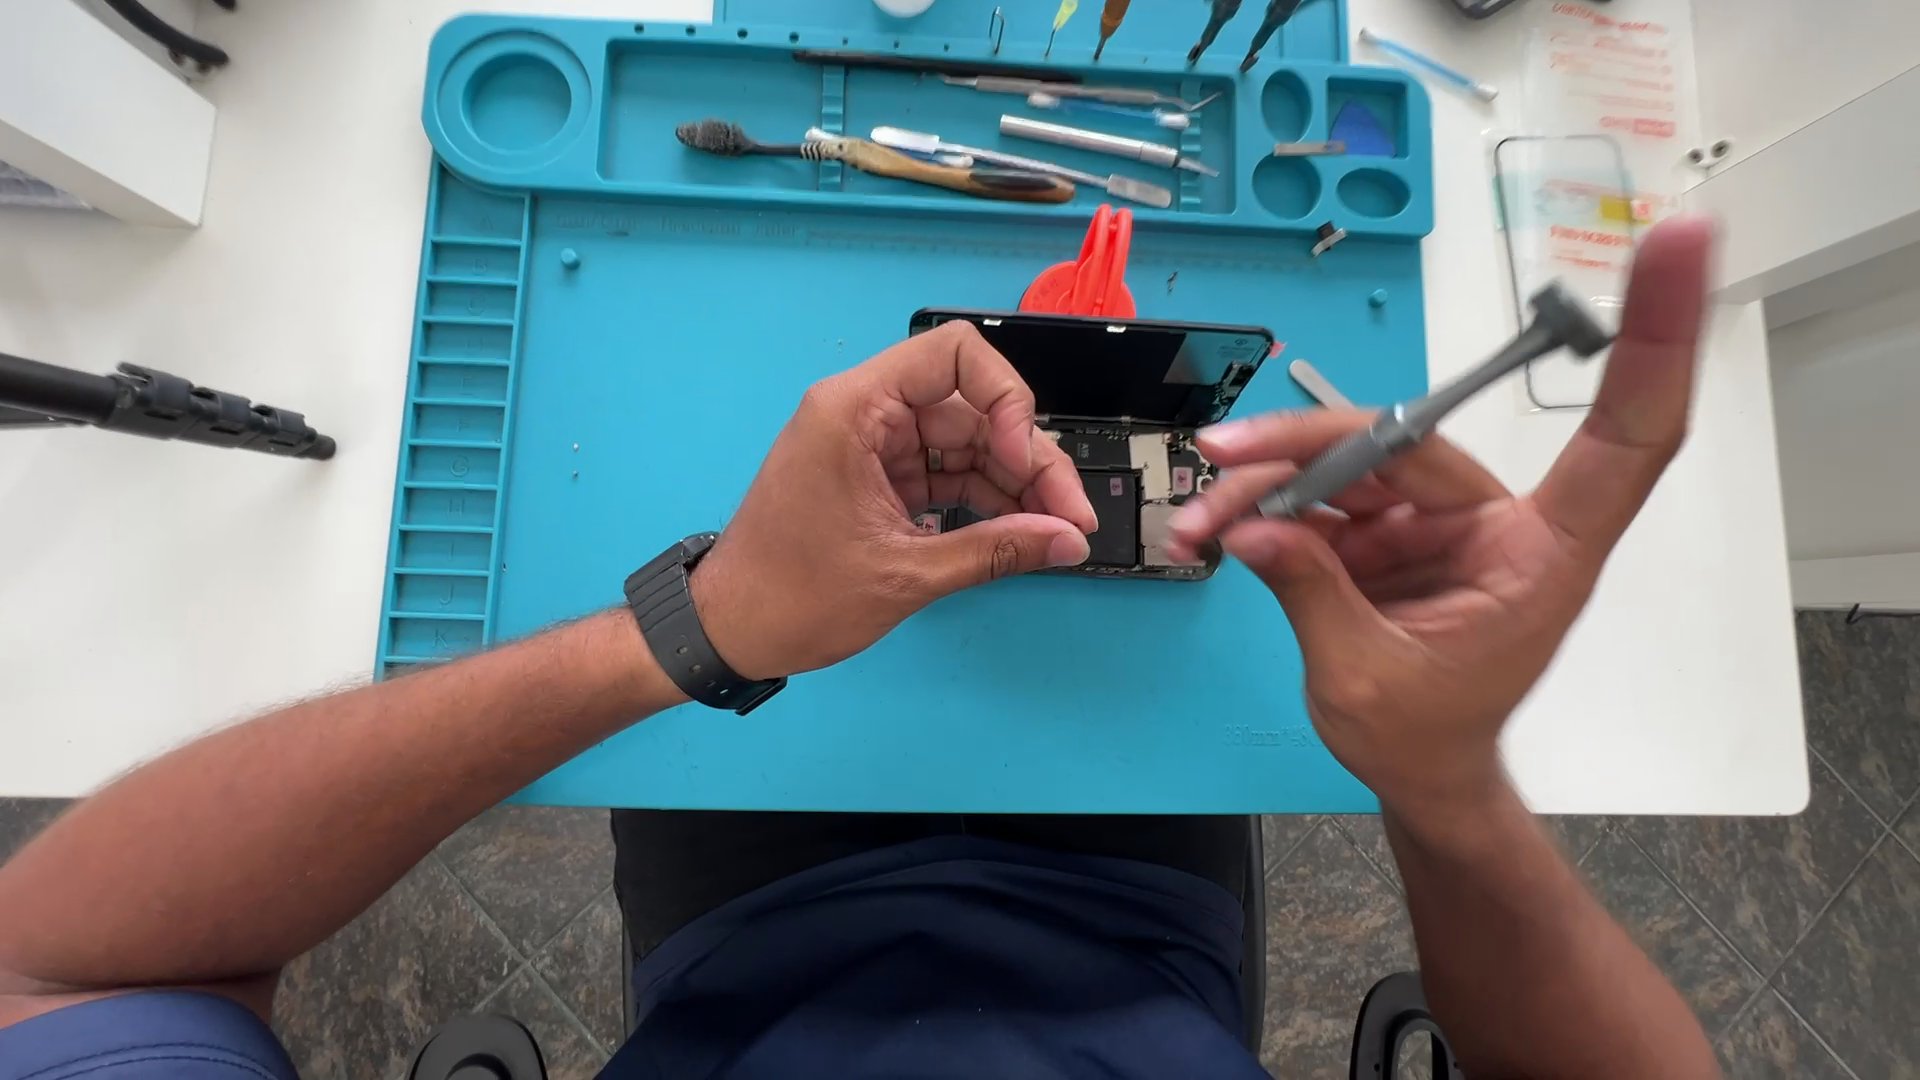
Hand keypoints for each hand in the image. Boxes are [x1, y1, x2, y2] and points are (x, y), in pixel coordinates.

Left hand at [689, 321, 1096, 679]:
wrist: (729, 633)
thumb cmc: (796, 598)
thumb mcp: (906, 574)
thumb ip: (997, 550)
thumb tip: (1069, 542)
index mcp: (856, 409)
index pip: (954, 355)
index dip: (1007, 398)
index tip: (1025, 460)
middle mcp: (867, 414)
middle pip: (973, 410)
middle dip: (1029, 461)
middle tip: (1070, 519)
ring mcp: (875, 448)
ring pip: (968, 446)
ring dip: (1015, 487)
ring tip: (1056, 534)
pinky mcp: (881, 481)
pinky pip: (948, 477)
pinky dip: (985, 503)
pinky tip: (1021, 532)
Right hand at [1163, 216, 1715, 816]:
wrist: (1408, 768)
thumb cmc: (1420, 737)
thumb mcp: (1363, 676)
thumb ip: (1311, 594)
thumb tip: (1249, 527)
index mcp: (1534, 553)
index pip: (1619, 441)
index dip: (1652, 343)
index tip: (1675, 239)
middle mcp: (1485, 520)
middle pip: (1401, 442)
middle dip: (1300, 449)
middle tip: (1221, 460)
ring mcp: (1421, 521)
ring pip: (1339, 467)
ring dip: (1258, 488)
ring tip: (1195, 523)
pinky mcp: (1370, 532)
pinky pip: (1308, 500)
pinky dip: (1254, 512)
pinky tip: (1209, 530)